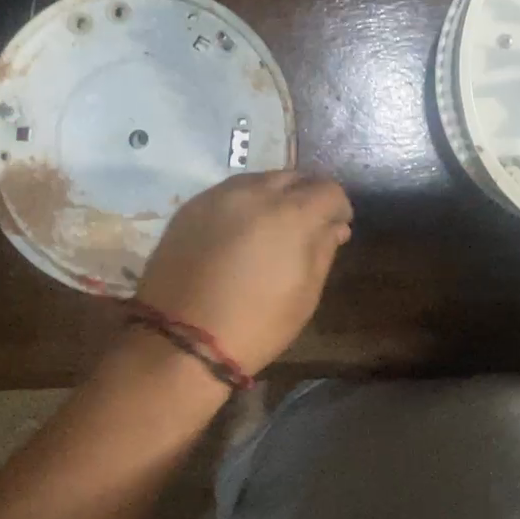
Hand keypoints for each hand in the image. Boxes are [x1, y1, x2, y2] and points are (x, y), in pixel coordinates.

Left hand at [135, 171, 352, 375]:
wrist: (180, 341)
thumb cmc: (255, 325)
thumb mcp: (305, 295)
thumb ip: (323, 250)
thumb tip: (333, 227)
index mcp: (291, 214)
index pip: (328, 189)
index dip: (339, 207)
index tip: (337, 227)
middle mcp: (255, 192)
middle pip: (292, 177)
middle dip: (306, 196)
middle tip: (306, 226)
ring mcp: (218, 196)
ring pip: (258, 180)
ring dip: (273, 196)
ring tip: (271, 227)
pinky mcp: (190, 206)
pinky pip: (227, 193)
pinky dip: (242, 204)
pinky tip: (238, 231)